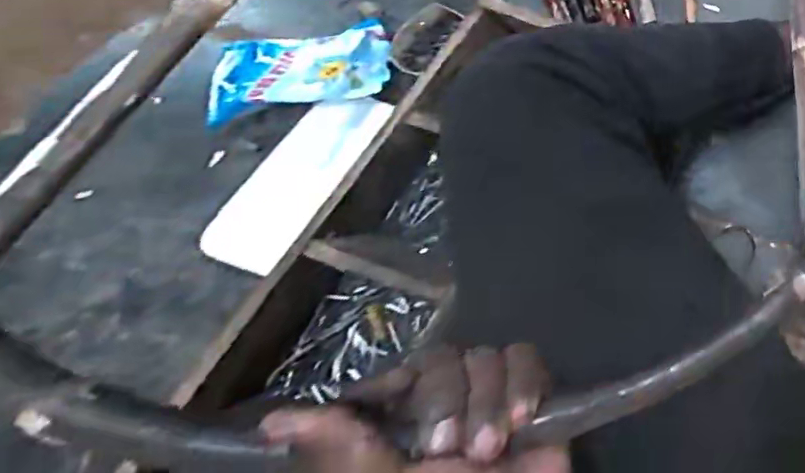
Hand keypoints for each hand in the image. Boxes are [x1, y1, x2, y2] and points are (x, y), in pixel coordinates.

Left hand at [263, 345, 569, 472]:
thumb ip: (337, 448)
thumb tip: (272, 423)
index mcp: (401, 425)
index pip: (403, 372)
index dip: (407, 385)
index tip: (407, 417)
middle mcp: (446, 404)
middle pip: (447, 357)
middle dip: (450, 400)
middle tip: (449, 451)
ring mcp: (490, 399)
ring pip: (488, 354)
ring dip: (490, 401)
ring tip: (489, 451)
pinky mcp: (532, 399)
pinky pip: (527, 358)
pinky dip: (524, 383)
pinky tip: (521, 422)